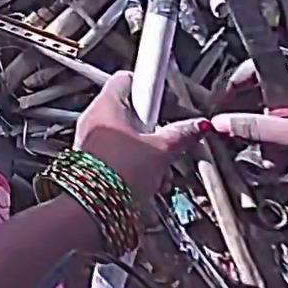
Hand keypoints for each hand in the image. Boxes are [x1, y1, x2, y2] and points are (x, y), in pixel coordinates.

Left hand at [75, 72, 207, 198]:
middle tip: (168, 141)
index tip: (166, 95)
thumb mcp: (159, 152)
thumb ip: (180, 135)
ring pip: (128, 135)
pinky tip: (149, 181)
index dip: (151, 84)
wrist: (91, 208)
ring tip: (159, 169)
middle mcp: (94, 117)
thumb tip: (197, 126)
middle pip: (132, 110)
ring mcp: (91, 138)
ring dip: (149, 151)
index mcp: (105, 105)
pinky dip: (137, 163)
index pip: (127, 78)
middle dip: (155, 128)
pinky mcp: (93, 159)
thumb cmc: (118, 175)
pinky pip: (120, 153)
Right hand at [211, 75, 287, 208]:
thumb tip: (221, 121)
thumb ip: (260, 128)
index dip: (237, 87)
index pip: (263, 73)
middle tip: (240, 139)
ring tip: (271, 161)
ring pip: (282, 127)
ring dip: (271, 145)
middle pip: (269, 103)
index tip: (219, 104)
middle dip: (253, 123)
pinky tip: (286, 167)